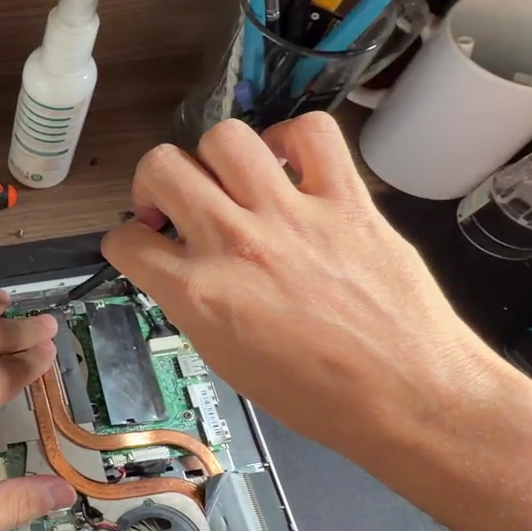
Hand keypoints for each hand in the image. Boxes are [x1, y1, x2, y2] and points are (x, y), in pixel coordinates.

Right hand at [100, 114, 511, 466]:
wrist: (407, 396)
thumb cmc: (316, 393)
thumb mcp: (221, 356)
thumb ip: (190, 300)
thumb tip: (181, 268)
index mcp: (198, 292)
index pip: (126, 241)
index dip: (124, 242)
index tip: (141, 245)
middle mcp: (235, 243)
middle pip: (161, 168)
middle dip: (153, 184)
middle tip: (173, 205)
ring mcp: (292, 216)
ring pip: (225, 138)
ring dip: (213, 158)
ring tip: (229, 183)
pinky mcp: (347, 201)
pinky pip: (312, 134)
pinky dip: (291, 139)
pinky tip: (288, 168)